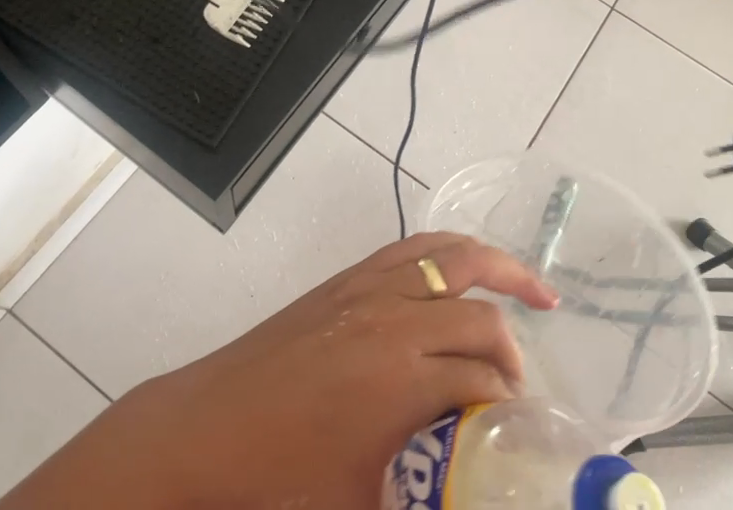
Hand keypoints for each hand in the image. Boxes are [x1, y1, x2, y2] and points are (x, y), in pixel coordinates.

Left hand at [0, 232, 556, 509]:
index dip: (508, 404)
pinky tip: (460, 270)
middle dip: (511, 348)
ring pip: (450, 255)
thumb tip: (461, 481)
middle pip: (480, 314)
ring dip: (497, 266)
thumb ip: (426, 487)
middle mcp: (393, 317)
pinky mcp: (344, 279)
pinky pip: (411, 247)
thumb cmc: (279, 479)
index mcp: (402, 376)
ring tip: (531, 287)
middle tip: (520, 381)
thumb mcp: (364, 499)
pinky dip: (448, 251)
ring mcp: (366, 288)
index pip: (484, 379)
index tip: (515, 427)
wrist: (201, 432)